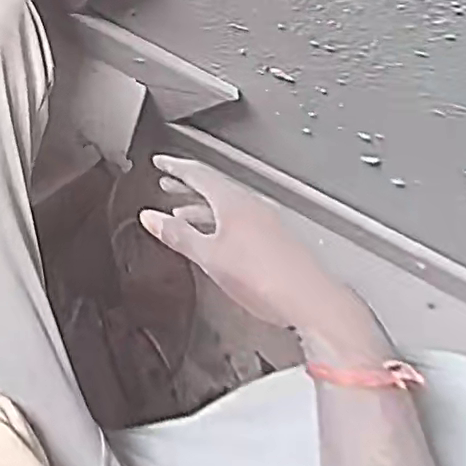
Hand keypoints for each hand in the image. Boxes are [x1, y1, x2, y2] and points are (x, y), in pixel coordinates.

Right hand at [140, 155, 384, 358]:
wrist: (314, 304)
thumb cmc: (265, 278)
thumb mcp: (208, 256)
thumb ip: (177, 235)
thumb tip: (151, 217)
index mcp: (233, 202)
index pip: (197, 174)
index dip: (175, 167)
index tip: (161, 161)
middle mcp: (251, 206)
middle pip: (213, 188)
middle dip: (186, 186)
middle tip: (168, 182)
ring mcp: (266, 223)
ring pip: (226, 206)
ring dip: (202, 207)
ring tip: (183, 215)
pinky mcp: (276, 242)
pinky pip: (240, 222)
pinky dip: (220, 223)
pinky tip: (215, 241)